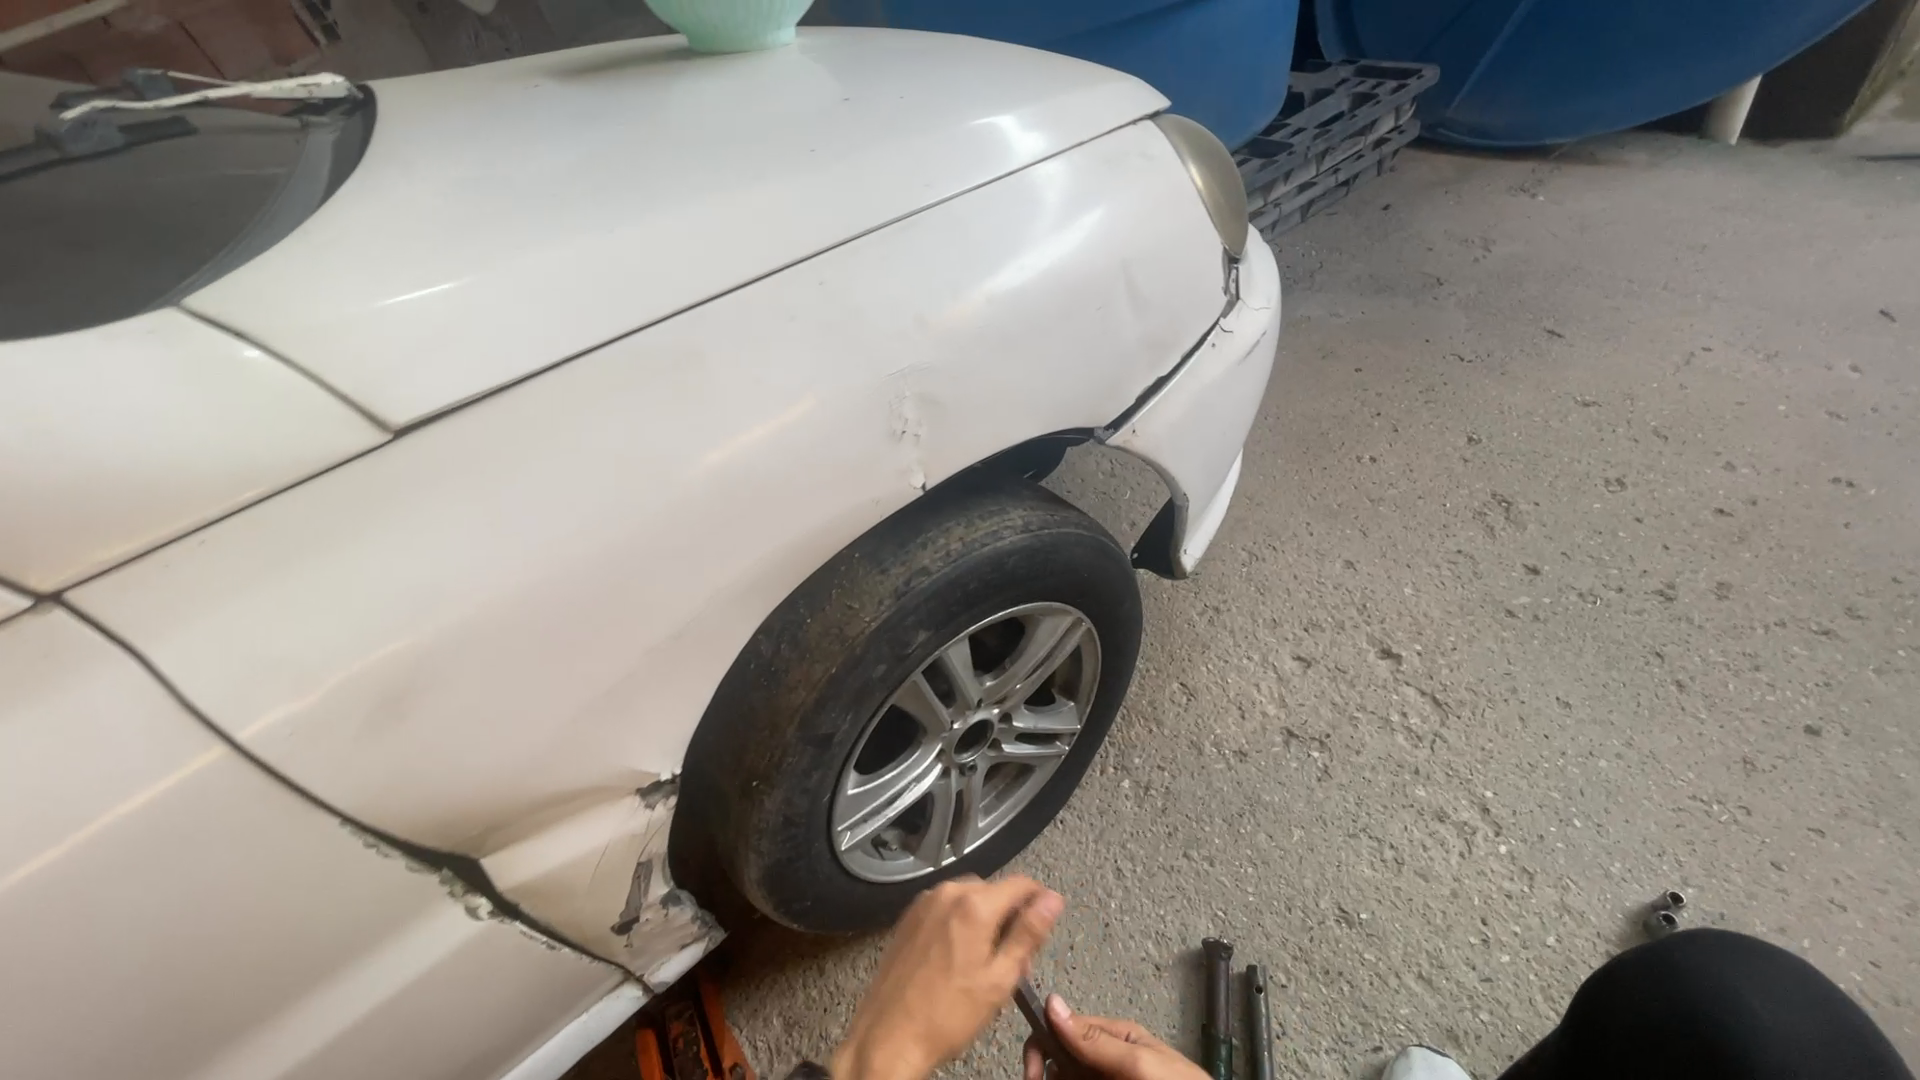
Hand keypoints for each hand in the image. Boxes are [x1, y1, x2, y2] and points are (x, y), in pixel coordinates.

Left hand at [831, 875, 1063, 1079]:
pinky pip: (945, 907)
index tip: (1046, 921)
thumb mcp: (1000, 979)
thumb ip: (1029, 933)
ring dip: (984, 919)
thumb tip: (1053, 900)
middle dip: (1010, 916)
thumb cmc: (946, 1015)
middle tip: (1015, 959)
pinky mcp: (909, 917)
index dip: (1040, 899)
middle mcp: (948, 893)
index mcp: (974, 905)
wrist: (889, 1037)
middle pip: (994, 890)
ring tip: (986, 963)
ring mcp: (925, 903)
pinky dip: (959, 923)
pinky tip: (957, 958)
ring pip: (969, 898)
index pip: (1021, 883)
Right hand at [1022, 995, 1209, 1079]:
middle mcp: (1107, 1060)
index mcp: (1115, 1037)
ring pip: (1066, 1079)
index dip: (1040, 1047)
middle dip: (1048, 1076)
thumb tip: (1051, 1002)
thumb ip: (1095, 1039)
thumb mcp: (1138, 1063)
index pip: (1062, 1028)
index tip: (1031, 1075)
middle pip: (1060, 1062)